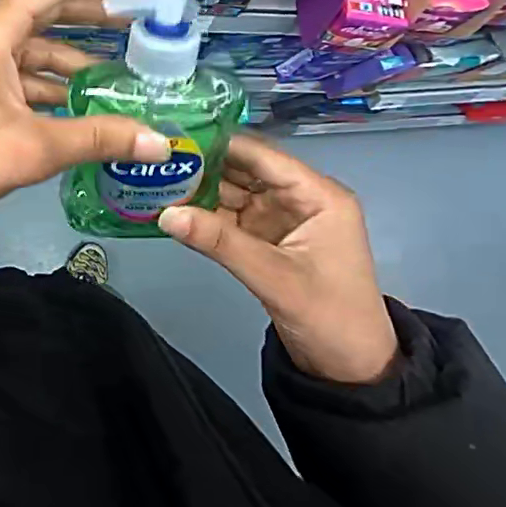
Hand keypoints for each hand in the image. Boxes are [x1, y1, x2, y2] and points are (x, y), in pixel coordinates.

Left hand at [0, 0, 170, 219]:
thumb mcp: (33, 147)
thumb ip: (98, 138)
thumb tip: (159, 142)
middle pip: (49, 7)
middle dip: (95, 13)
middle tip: (140, 19)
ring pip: (39, 42)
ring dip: (77, 54)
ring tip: (122, 68)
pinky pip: (26, 68)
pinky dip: (56, 79)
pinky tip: (86, 99)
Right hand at [159, 135, 398, 383]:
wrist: (351, 372)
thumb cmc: (331, 317)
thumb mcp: (275, 278)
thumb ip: (219, 242)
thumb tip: (165, 214)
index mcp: (316, 195)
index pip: (262, 155)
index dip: (221, 143)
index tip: (176, 134)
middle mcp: (296, 197)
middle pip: (242, 168)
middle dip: (202, 162)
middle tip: (155, 154)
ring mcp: (277, 216)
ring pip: (230, 189)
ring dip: (196, 186)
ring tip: (154, 174)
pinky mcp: (262, 236)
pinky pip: (225, 214)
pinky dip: (200, 211)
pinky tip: (169, 204)